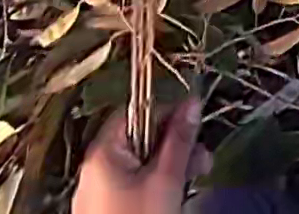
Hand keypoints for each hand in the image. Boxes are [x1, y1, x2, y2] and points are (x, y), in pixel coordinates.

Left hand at [72, 102, 209, 213]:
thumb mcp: (166, 180)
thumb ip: (180, 138)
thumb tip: (193, 101)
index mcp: (102, 153)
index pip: (134, 111)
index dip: (165, 111)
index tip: (193, 122)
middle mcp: (95, 169)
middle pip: (139, 139)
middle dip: (174, 144)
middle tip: (203, 155)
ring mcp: (98, 195)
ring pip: (139, 165)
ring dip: (170, 165)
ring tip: (198, 175)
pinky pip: (132, 187)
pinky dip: (155, 185)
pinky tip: (176, 196)